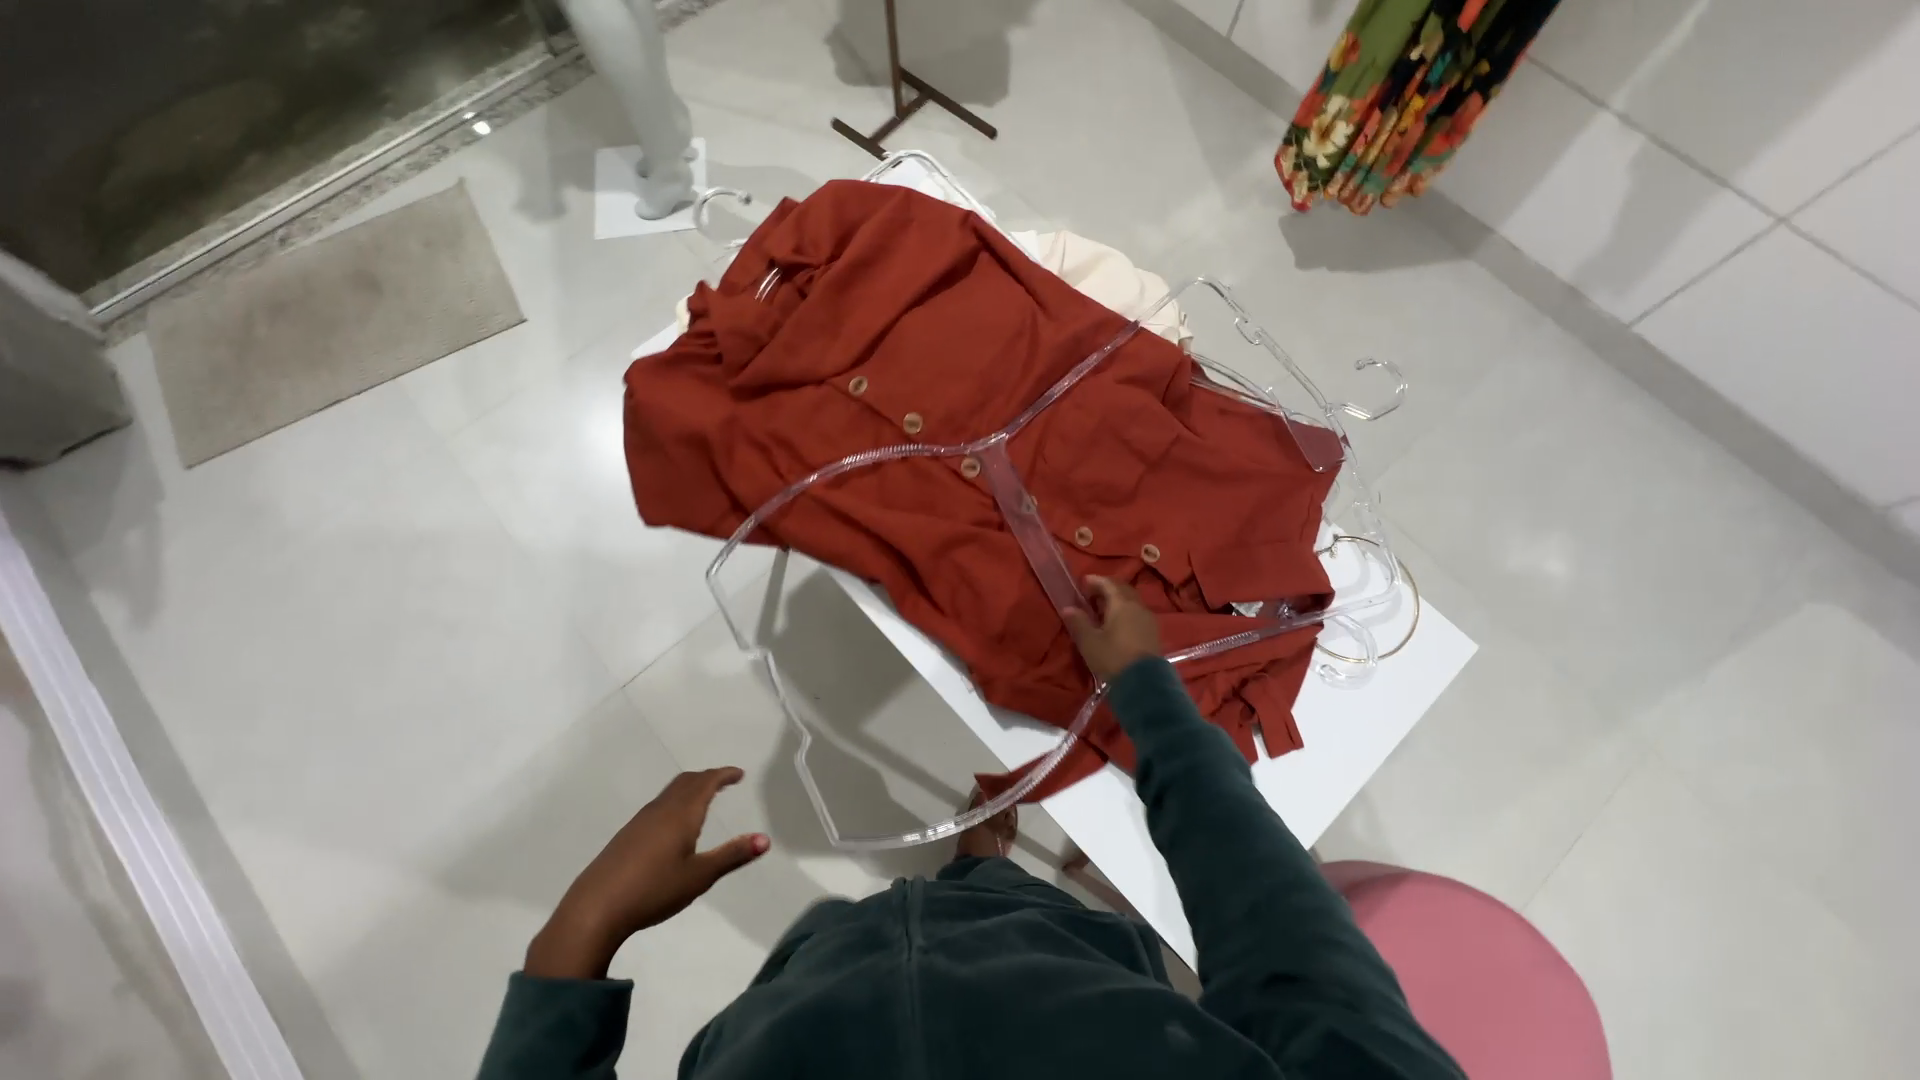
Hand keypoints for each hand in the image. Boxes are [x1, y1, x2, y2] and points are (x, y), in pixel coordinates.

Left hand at [525, 768, 769, 978]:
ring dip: (689, 789)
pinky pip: (657, 807)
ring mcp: (639, 822)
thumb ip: (732, 855)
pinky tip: (673, 826)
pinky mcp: (625, 837)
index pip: (706, 782)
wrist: (595, 910)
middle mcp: (660, 810)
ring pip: (669, 793)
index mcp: (681, 814)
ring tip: (702, 799)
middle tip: (724, 782)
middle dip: (707, 778)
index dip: (724, 775)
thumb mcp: (700, 876)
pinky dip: (674, 803)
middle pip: (686, 782)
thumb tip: (765, 839)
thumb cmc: (654, 890)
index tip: (739, 774)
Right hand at [1063, 575, 1161, 682]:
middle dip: (1107, 588)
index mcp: (1122, 604)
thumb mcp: (1089, 641)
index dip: (1096, 581)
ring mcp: (1148, 620)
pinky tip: (1117, 623)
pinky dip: (1125, 612)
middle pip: (1123, 590)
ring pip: (1132, 602)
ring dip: (1117, 601)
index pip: (1109, 584)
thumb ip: (1078, 622)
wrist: (1144, 683)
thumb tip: (1068, 608)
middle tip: (1092, 595)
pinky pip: (1137, 614)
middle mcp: (1138, 607)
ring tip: (1103, 610)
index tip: (1084, 582)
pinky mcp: (1153, 633)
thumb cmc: (1113, 658)